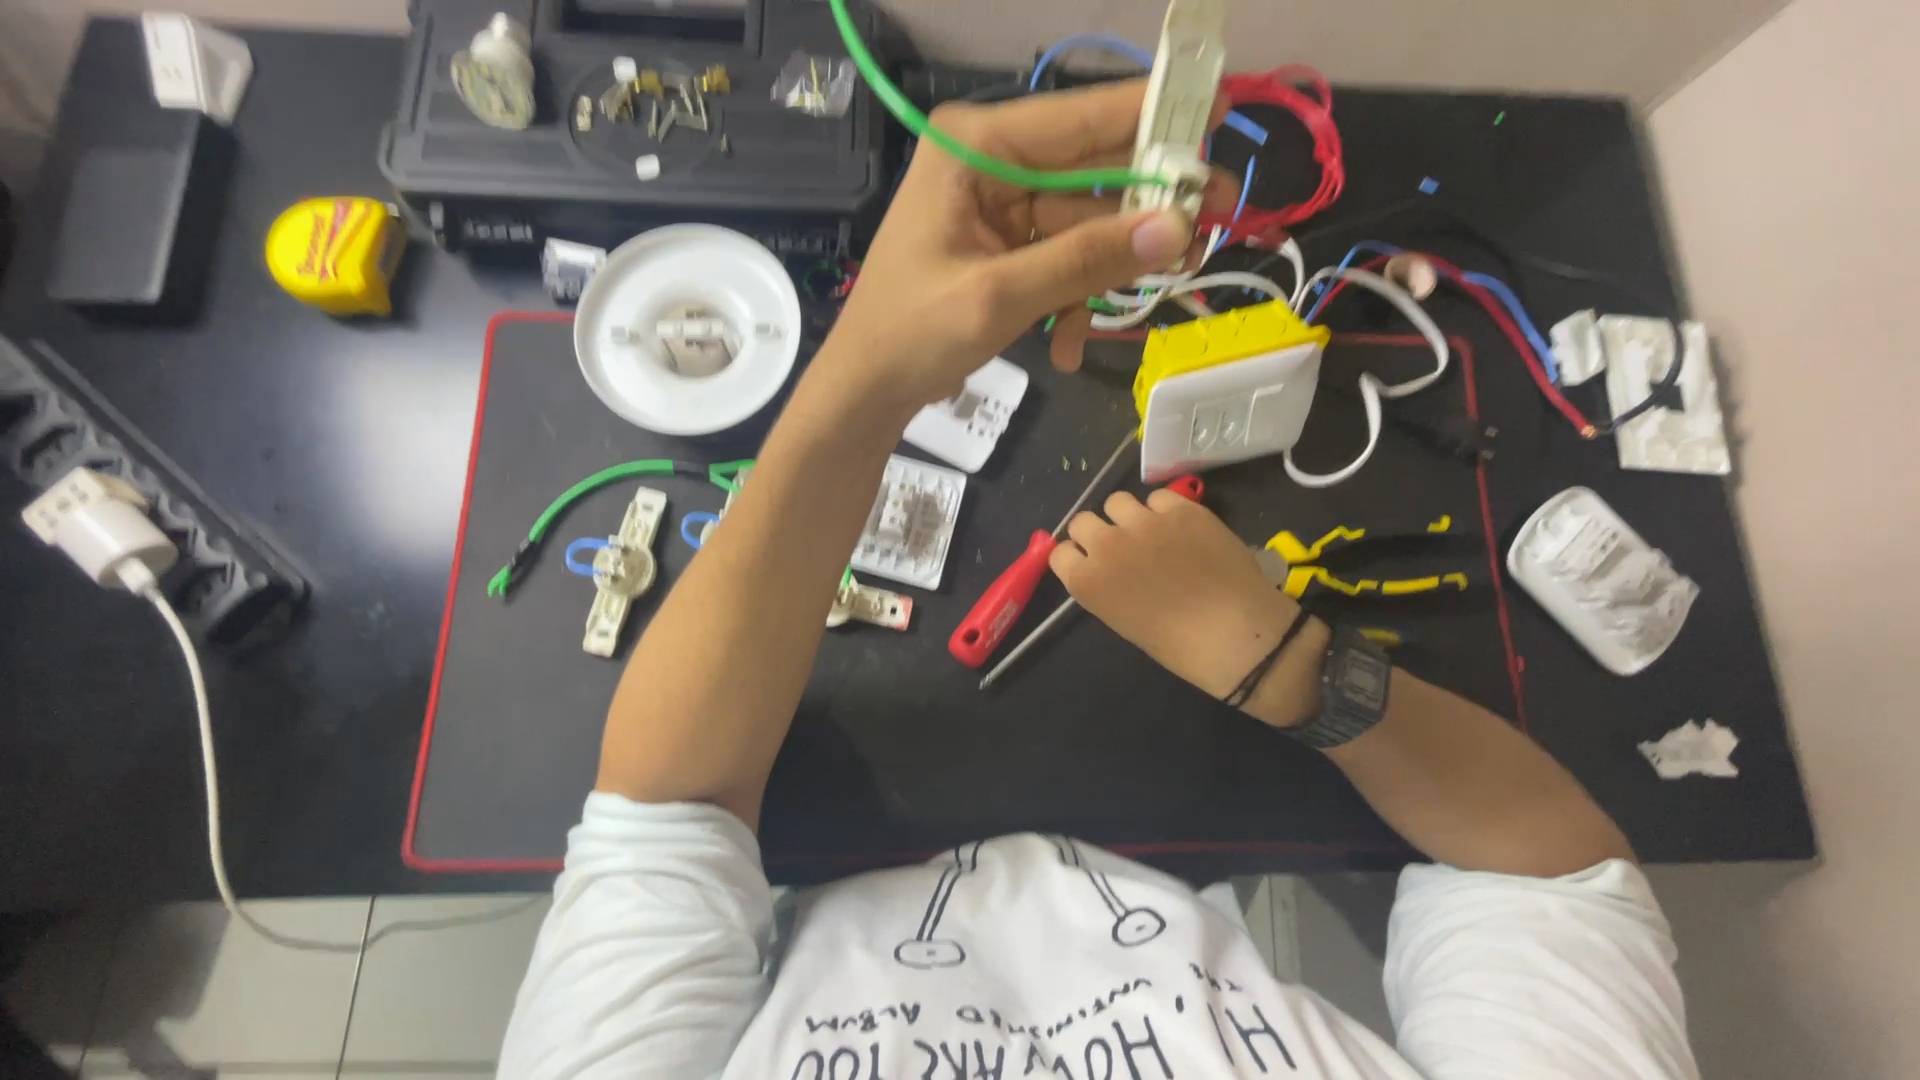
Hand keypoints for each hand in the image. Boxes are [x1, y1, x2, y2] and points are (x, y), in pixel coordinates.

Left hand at [816, 80, 1233, 410]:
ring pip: (1086, 223)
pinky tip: (1068, 347)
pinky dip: (1074, 301)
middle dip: (1147, 208)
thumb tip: (1176, 228)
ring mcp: (1000, 209)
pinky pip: (1063, 261)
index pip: (1081, 118)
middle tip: (1215, 224)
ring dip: (1110, 271)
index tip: (1223, 110)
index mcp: (976, 148)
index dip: (1153, 115)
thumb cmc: (912, 335)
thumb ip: (1086, 260)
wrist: (867, 391)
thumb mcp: (999, 296)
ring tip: (1159, 292)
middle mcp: (991, 164)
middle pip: (1093, 171)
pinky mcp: (1005, 250)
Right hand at [1049, 489, 1324, 726]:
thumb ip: (1107, 587)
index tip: (1092, 565)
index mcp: (1087, 582)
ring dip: (1126, 516)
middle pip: (1082, 521)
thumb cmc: (1177, 644)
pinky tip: (1180, 529)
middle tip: (1119, 548)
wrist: (1235, 633)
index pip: (1060, 553)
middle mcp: (1107, 544)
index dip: (1076, 557)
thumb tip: (1111, 569)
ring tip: (1149, 532)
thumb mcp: (1124, 620)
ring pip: (1117, 501)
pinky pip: (1158, 497)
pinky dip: (1163, 510)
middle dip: (1096, 532)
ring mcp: (1144, 522)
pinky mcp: (1180, 509)